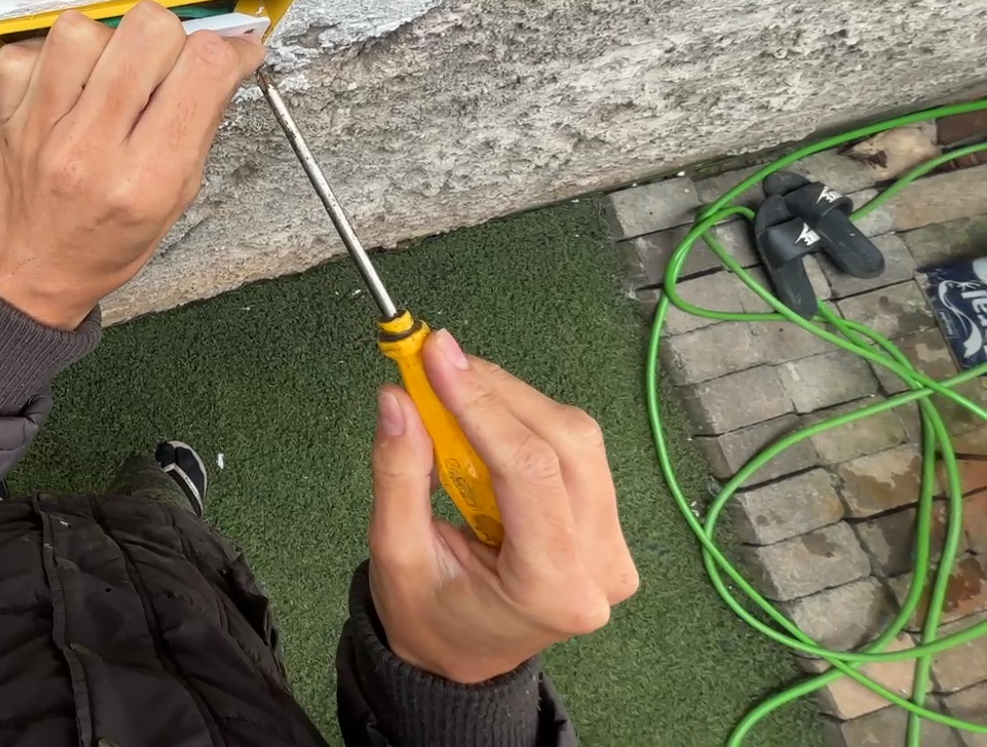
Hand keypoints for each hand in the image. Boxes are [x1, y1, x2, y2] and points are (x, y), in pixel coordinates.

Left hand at [0, 2, 263, 327]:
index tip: (228, 51)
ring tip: (109, 78)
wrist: (29, 273)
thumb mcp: (174, 201)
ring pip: (84, 28)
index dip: (228, 48)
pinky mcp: (4, 112)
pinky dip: (54, 58)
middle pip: (148, 30)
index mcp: (145, 180)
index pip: (202, 69)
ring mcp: (39, 128)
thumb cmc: (101, 245)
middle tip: (164, 68)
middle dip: (171, 39)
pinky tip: (67, 87)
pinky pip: (31, 46)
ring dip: (107, 42)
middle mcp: (89, 149)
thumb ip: (200, 124)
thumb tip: (225, 56)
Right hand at [369, 330, 638, 682]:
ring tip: (447, 379)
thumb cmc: (424, 611)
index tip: (433, 353)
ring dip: (508, 395)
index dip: (480, 403)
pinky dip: (518, 414)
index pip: (530, 472)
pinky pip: (570, 449)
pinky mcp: (600, 523)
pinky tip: (475, 408)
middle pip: (565, 444)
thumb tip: (396, 396)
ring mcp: (611, 545)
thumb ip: (398, 472)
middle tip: (433, 355)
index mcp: (553, 588)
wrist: (459, 652)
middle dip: (495, 389)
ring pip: (575, 438)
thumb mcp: (394, 549)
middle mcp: (602, 567)